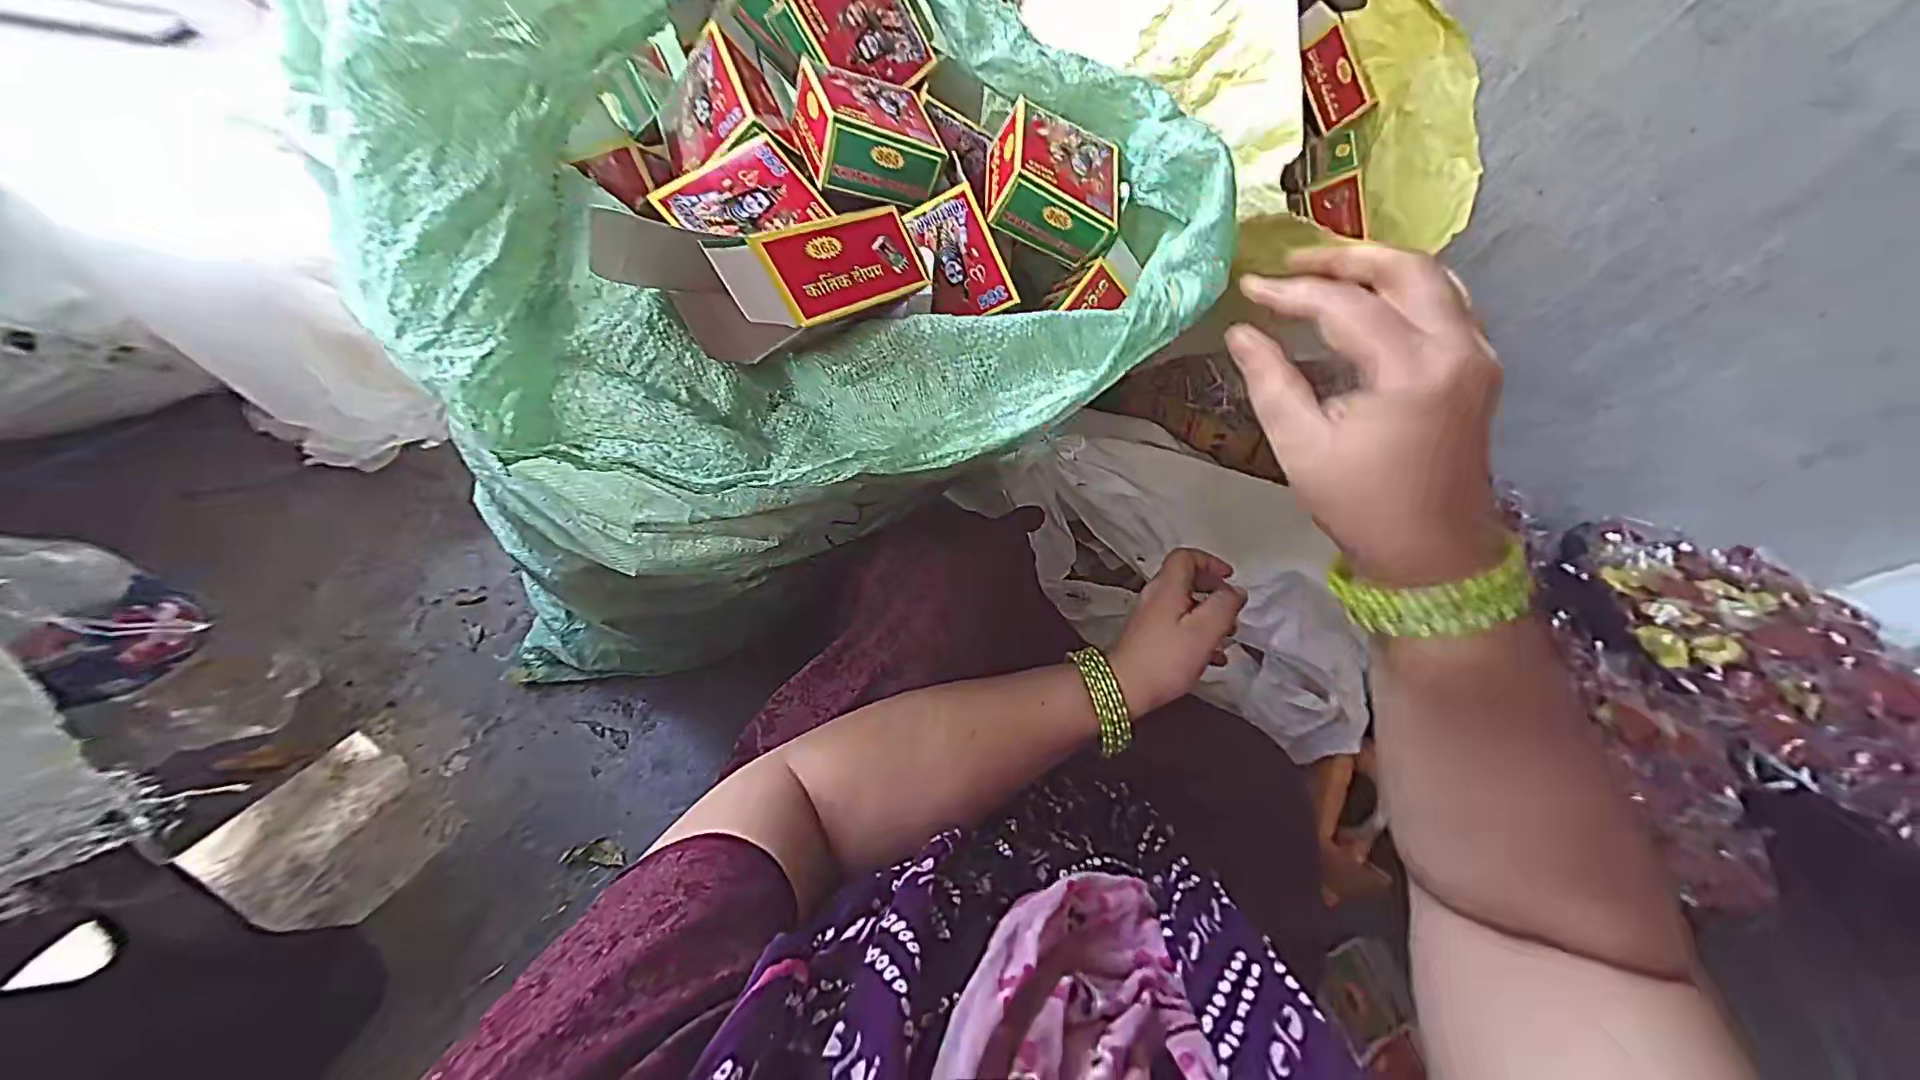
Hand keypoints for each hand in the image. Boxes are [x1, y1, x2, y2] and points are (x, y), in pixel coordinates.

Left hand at [1107, 548, 1245, 716]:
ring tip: (1226, 636)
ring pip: (1183, 605)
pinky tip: (1211, 657)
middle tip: (1231, 609)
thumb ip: (1224, 605)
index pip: (1184, 557)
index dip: (1209, 561)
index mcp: (1167, 588)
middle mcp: (1154, 597)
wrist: (1124, 688)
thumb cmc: (1165, 659)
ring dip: (1207, 616)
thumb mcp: (1205, 630)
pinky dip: (1196, 633)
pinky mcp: (1147, 637)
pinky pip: (1176, 625)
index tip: (1228, 577)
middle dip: (1213, 591)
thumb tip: (1235, 591)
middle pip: (1185, 580)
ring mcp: (1148, 617)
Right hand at [1225, 244, 1507, 586]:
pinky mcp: (1478, 365)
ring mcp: (1477, 354)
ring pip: (1432, 278)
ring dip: (1377, 267)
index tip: (1249, 288)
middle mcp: (1458, 348)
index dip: (1291, 292)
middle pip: (1406, 269)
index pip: (1346, 306)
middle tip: (1291, 263)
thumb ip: (1269, 381)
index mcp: (1412, 371)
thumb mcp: (1300, 446)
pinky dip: (1401, 289)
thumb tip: (1242, 333)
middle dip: (1343, 258)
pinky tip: (1366, 300)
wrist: (1431, 549)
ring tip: (1323, 273)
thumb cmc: (1360, 504)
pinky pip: (1443, 302)